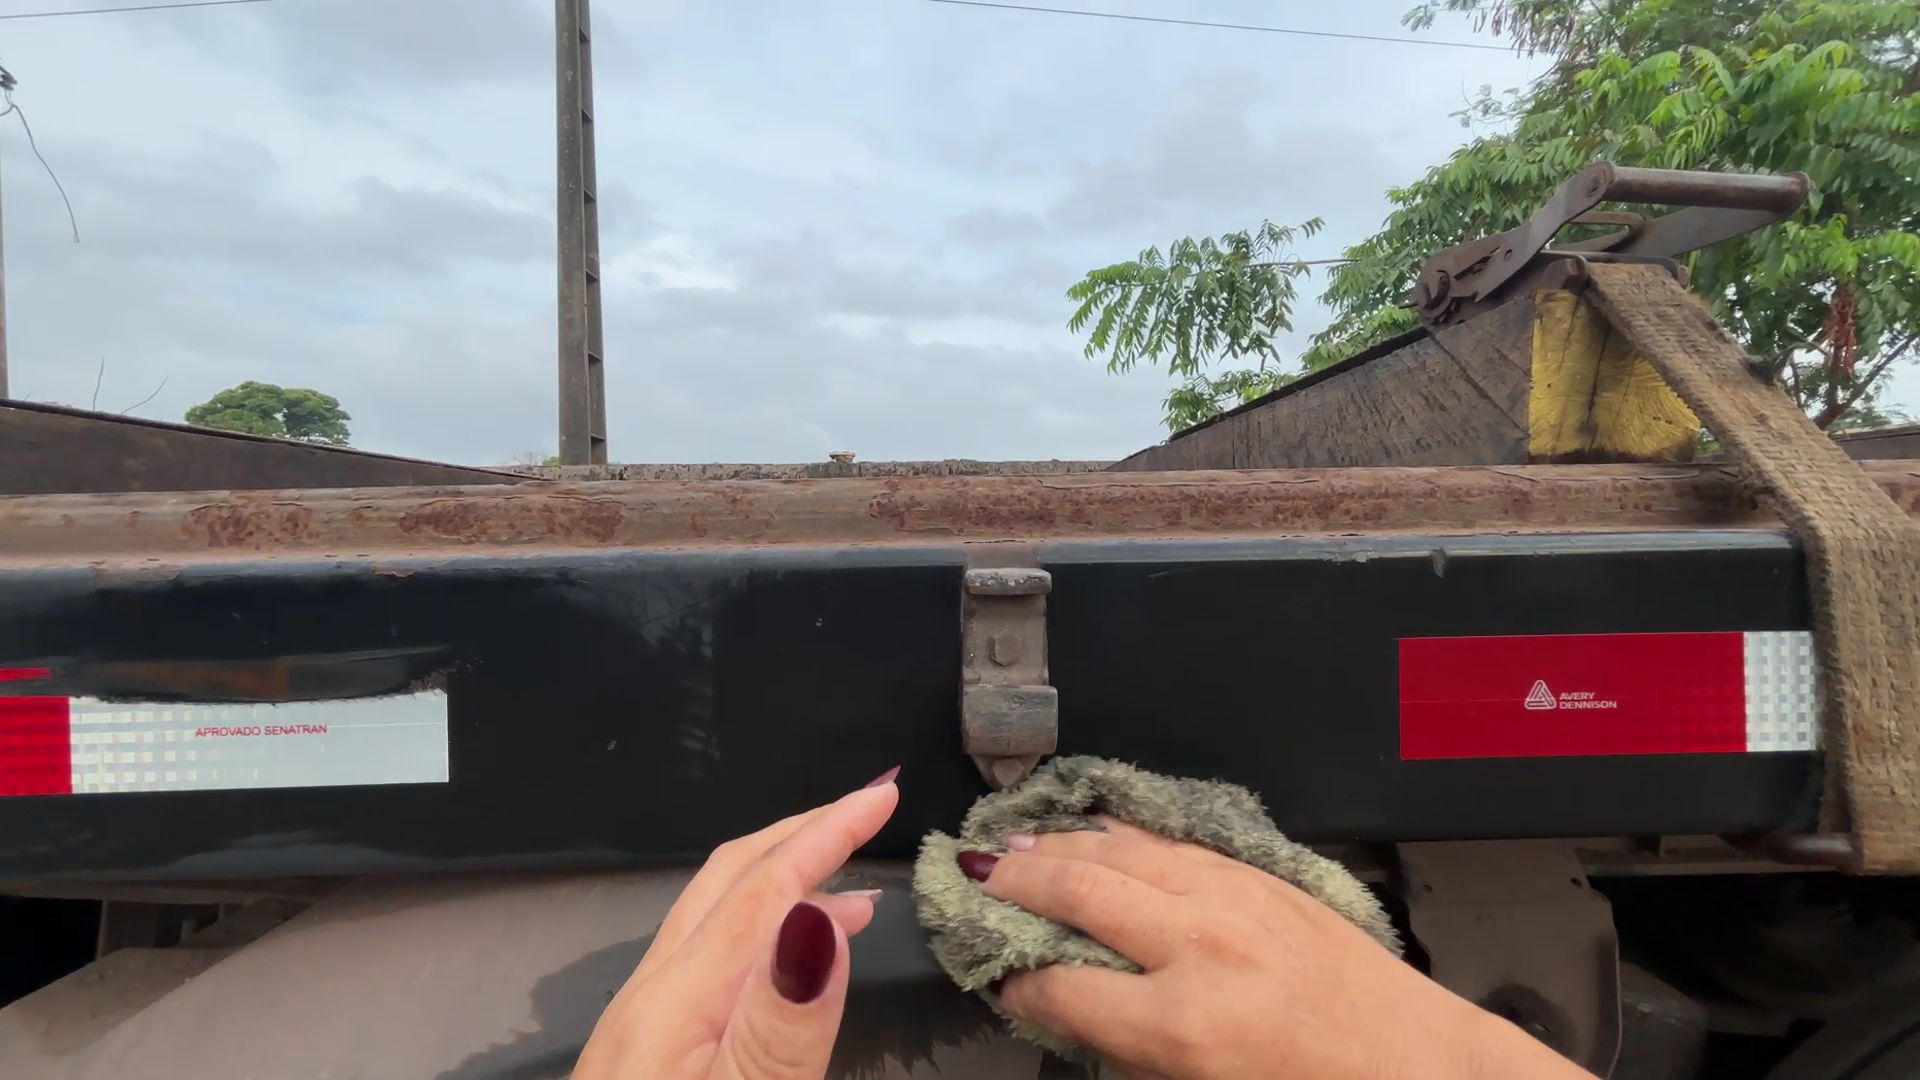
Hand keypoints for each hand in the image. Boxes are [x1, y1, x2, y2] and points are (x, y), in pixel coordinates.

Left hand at [575, 768, 900, 1079]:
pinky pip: (721, 946)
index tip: (884, 793)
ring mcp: (649, 1020)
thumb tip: (821, 919)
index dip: (827, 831)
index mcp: (674, 1004)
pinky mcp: (655, 1048)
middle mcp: (654, 993)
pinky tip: (804, 947)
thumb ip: (778, 1033)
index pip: (764, 886)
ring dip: (789, 868)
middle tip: (868, 807)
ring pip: (722, 906)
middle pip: (732, 875)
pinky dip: (772, 918)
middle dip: (804, 828)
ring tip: (856, 870)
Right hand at [962, 818, 1589, 1079]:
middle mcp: (1198, 943)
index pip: (1069, 989)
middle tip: (970, 873)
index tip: (990, 971)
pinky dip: (1113, 832)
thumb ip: (1130, 1048)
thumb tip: (1065, 1003)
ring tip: (1012, 842)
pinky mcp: (1251, 871)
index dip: (1018, 980)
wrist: (1427, 1064)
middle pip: (1081, 891)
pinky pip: (1163, 841)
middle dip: (1017, 883)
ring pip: (1117, 849)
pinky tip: (1088, 827)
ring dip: (1057, 843)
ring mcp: (1227, 894)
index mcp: (1189, 1025)